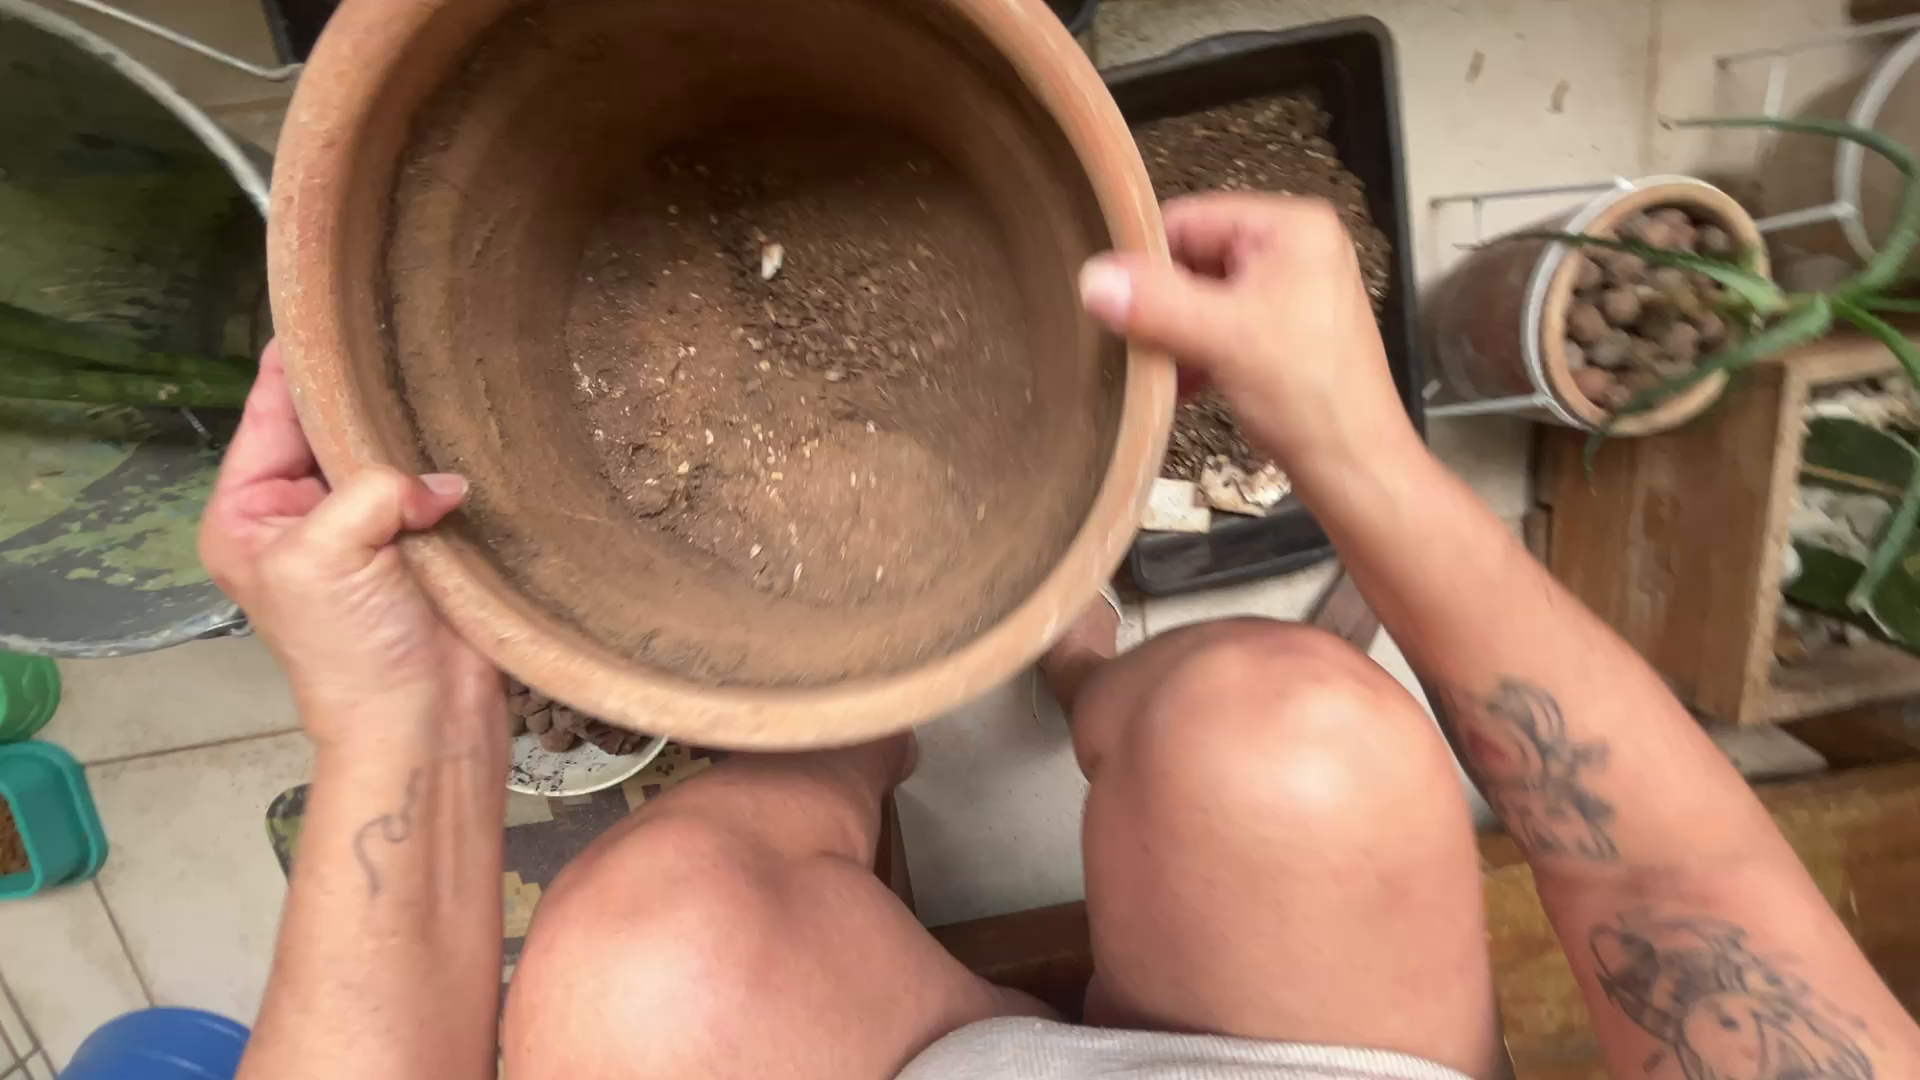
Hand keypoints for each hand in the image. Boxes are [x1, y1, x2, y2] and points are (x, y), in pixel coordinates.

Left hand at [199, 342, 498, 743]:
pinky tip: (484, 444)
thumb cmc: (350, 645)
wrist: (425, 711)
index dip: (292, 369)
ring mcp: (380, 532)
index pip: (270, 420)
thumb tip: (444, 484)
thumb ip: (370, 492)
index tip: (324, 314)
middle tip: (409, 341)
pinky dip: (463, 473)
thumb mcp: (320, 556)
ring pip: (401, 462)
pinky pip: (446, 493)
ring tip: (454, 386)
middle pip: (341, 436)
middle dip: (371, 398)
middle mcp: (315, 516)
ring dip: (425, 437)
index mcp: (254, 514)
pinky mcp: (437, 548)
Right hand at [1079, 193, 1415, 484]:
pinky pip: (1215, 330)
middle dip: (1159, 305)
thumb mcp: (1225, 339)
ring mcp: (1284, 296)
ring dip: (1171, 335)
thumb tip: (1092, 277)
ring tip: (1152, 368)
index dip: (1146, 259)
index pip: (1190, 220)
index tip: (1110, 299)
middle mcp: (1289, 252)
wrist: (1351, 465)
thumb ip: (1158, 304)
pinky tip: (1177, 387)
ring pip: (1199, 301)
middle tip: (1130, 341)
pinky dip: (1191, 356)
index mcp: (1289, 229)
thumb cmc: (1306, 394)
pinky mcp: (1276, 336)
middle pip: (1192, 262)